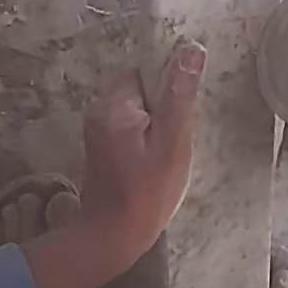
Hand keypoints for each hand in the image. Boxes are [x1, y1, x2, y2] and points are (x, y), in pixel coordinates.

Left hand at [79, 42, 205, 258]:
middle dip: (163, 105)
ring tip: (169, 148)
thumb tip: (191, 50)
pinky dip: (145, 135)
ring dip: (155, 122)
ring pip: (136, 109)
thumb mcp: (171, 144)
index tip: (184, 107)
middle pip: (139, 89)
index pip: (145, 72)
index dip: (168, 85)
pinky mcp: (100, 145)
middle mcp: (98, 111)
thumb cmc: (146, 193)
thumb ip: (179, 97)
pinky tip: (156, 157)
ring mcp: (96, 129)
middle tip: (178, 135)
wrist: (112, 236)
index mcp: (113, 105)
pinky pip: (128, 126)